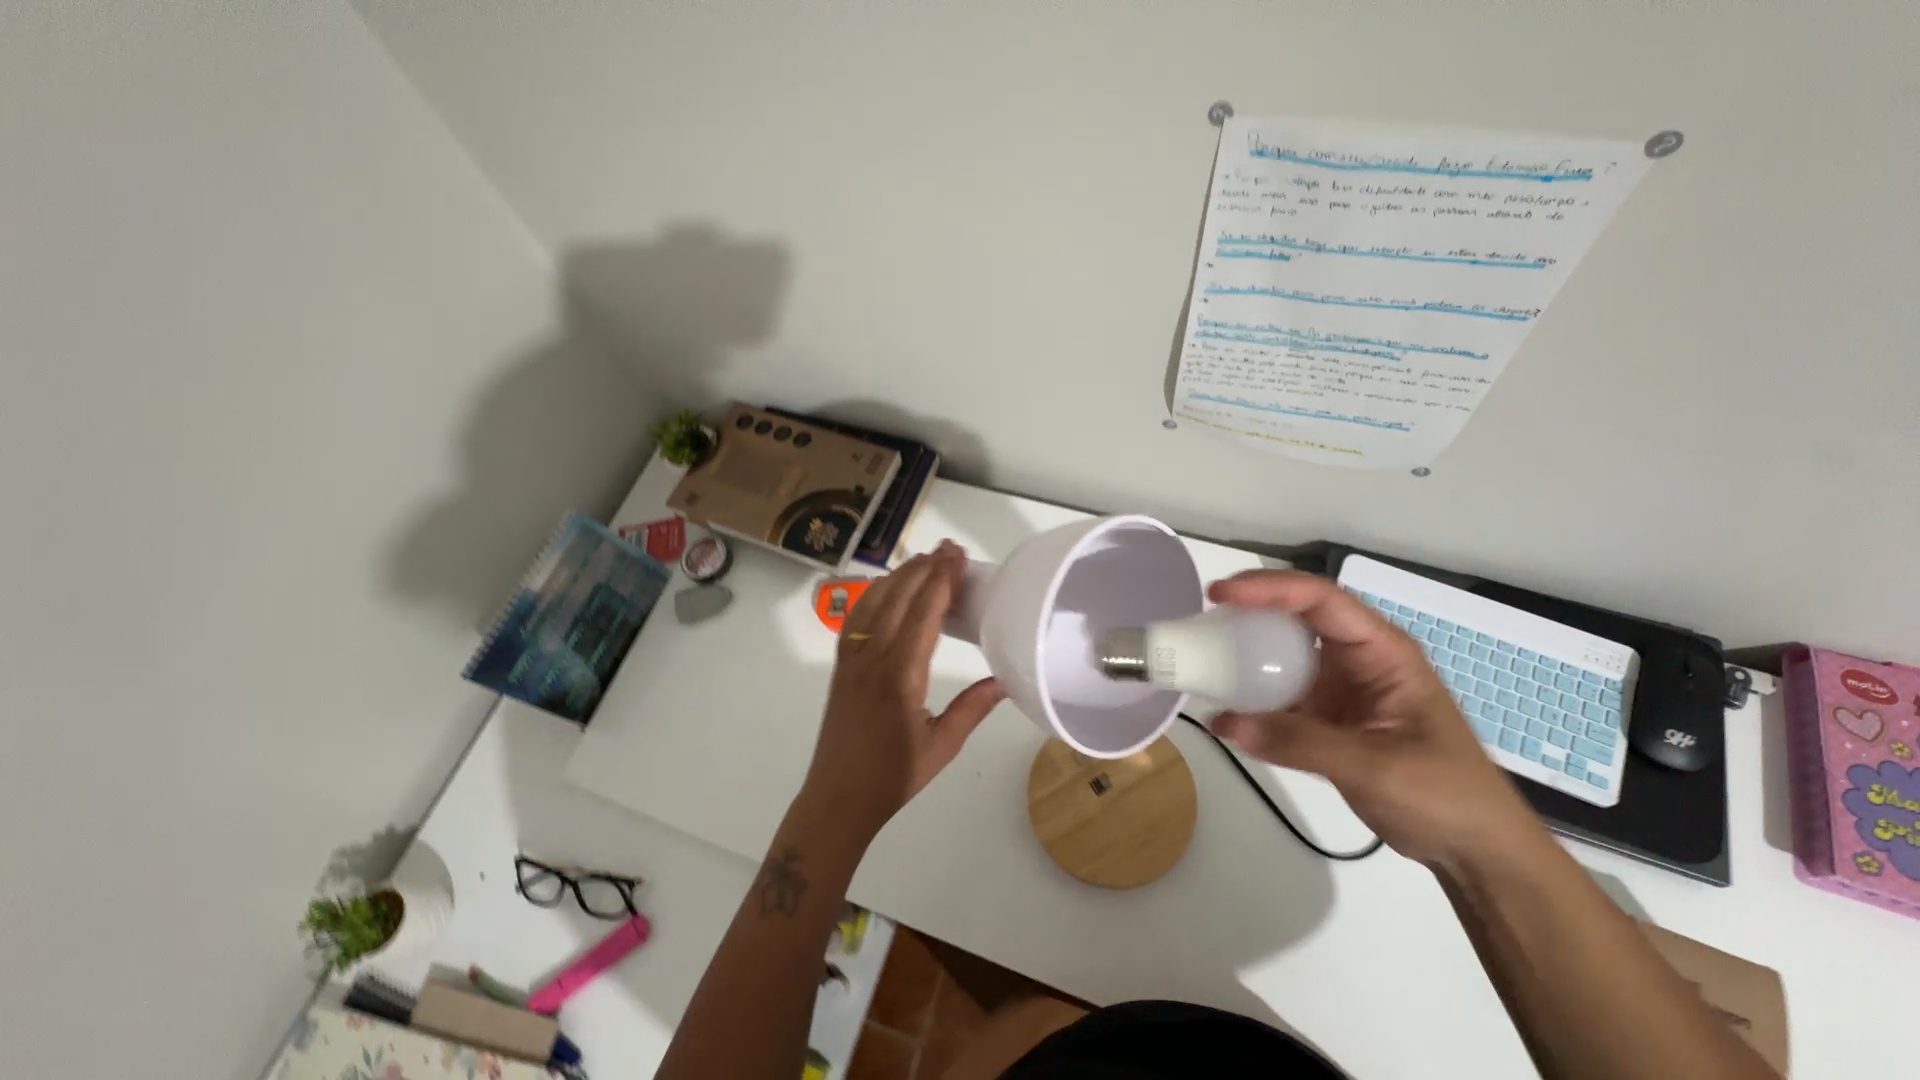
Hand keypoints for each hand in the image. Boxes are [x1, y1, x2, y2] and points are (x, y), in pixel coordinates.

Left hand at [801, 541, 1005, 841]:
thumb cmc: (893, 777)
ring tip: (925, 560)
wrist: (837, 798)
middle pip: (899, 598)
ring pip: (874, 602)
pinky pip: (856, 618)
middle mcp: (872, 658)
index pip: (924, 613)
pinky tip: (887, 589)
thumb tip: (1005, 679)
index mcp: (901, 676)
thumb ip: (972, 708)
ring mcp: (851, 659)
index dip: (942, 580)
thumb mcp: (942, 746)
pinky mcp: (841, 666)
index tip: (957, 556)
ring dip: (899, 576)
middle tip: (950, 548)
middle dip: (925, 568)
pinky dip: (873, 595)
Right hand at [1207, 571, 1541, 869]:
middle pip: (1297, 620)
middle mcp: (1358, 662)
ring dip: (1247, 658)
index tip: (1221, 595)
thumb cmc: (1444, 794)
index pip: (1321, 601)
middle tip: (1202, 620)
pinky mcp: (1328, 724)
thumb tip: (1226, 722)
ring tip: (1202, 660)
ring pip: (1285, 659)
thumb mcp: (1375, 766)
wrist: (1473, 848)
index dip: (1271, 589)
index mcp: (1382, 653)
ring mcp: (1341, 692)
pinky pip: (1282, 702)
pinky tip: (1222, 718)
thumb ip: (1301, 743)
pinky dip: (1252, 705)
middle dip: (1250, 614)